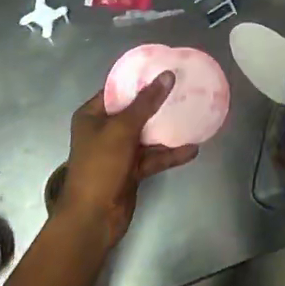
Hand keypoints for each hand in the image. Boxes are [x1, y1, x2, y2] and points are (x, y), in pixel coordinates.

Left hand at [60, 73, 199, 245]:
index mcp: (92, 115)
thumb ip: (146, 103)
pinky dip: (170, 154)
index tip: (164, 69)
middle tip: (183, 89)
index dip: (139, 80)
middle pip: (134, 112)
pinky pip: (153, 157)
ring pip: (146, 135)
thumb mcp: (122, 128)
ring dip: (167, 130)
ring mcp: (118, 152)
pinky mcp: (131, 171)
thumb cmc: (101, 165)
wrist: (94, 216)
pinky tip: (192, 149)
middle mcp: (104, 130)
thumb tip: (167, 75)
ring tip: (192, 116)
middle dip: (158, 103)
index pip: (116, 90)